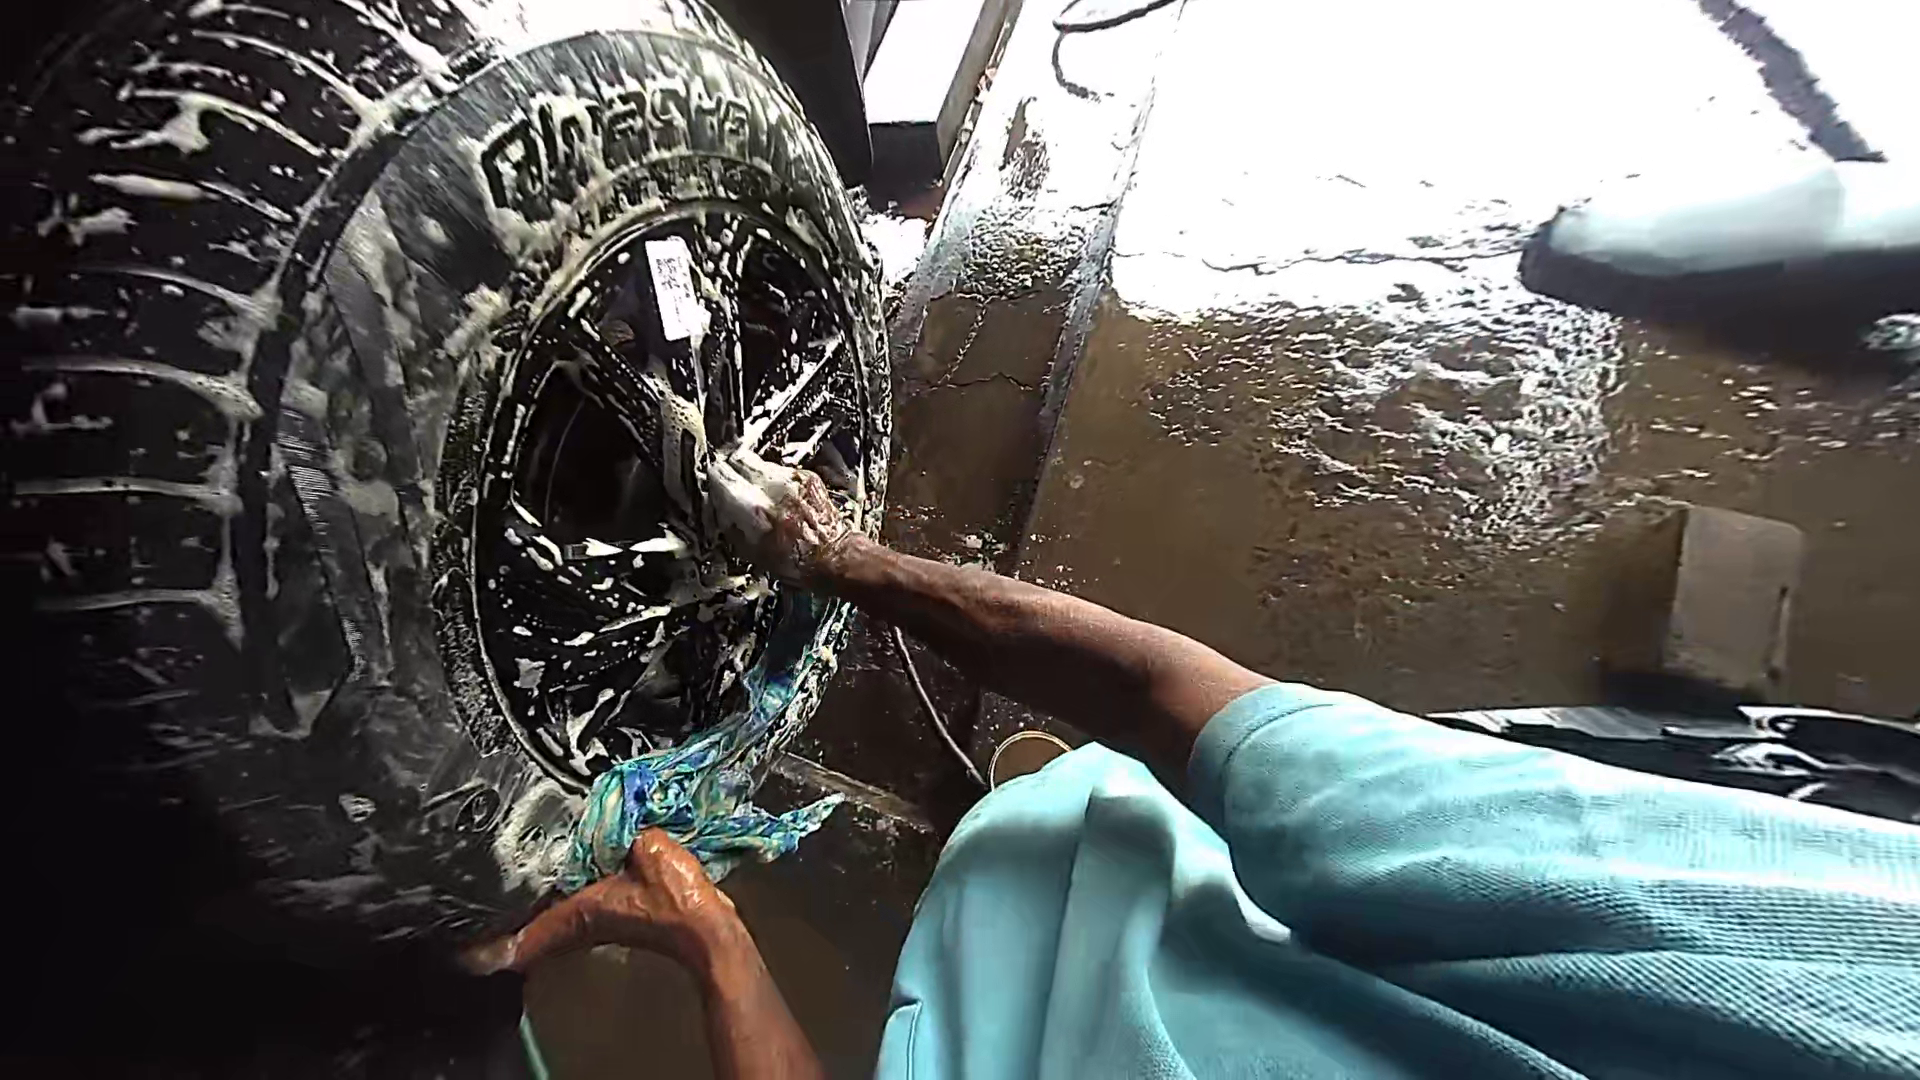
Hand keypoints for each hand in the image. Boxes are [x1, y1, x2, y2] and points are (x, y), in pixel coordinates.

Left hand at [462, 829, 742, 975]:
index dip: (480, 947)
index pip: (512, 941)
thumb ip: (628, 828)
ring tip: (531, 869)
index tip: (456, 943)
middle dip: (507, 913)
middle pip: (527, 929)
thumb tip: (620, 812)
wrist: (703, 925)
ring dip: (540, 899)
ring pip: (553, 916)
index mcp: (575, 912)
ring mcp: (599, 923)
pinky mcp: (620, 914)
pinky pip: (581, 902)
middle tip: (491, 887)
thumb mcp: (648, 848)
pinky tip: (585, 862)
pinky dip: (572, 889)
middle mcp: (578, 924)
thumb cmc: (672, 895)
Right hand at [707, 448, 855, 585]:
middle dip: (732, 471)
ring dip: (755, 476)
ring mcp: (792, 479)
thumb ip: (729, 523)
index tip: (713, 486)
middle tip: (733, 487)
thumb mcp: (750, 551)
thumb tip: (719, 507)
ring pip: (761, 463)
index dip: (713, 480)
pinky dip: (777, 481)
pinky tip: (781, 499)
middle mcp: (773, 487)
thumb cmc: (796, 561)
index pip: (719, 474)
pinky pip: (782, 471)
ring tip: (760, 497)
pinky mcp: (808, 477)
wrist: (832, 556)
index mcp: (753, 507)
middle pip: (738, 459)